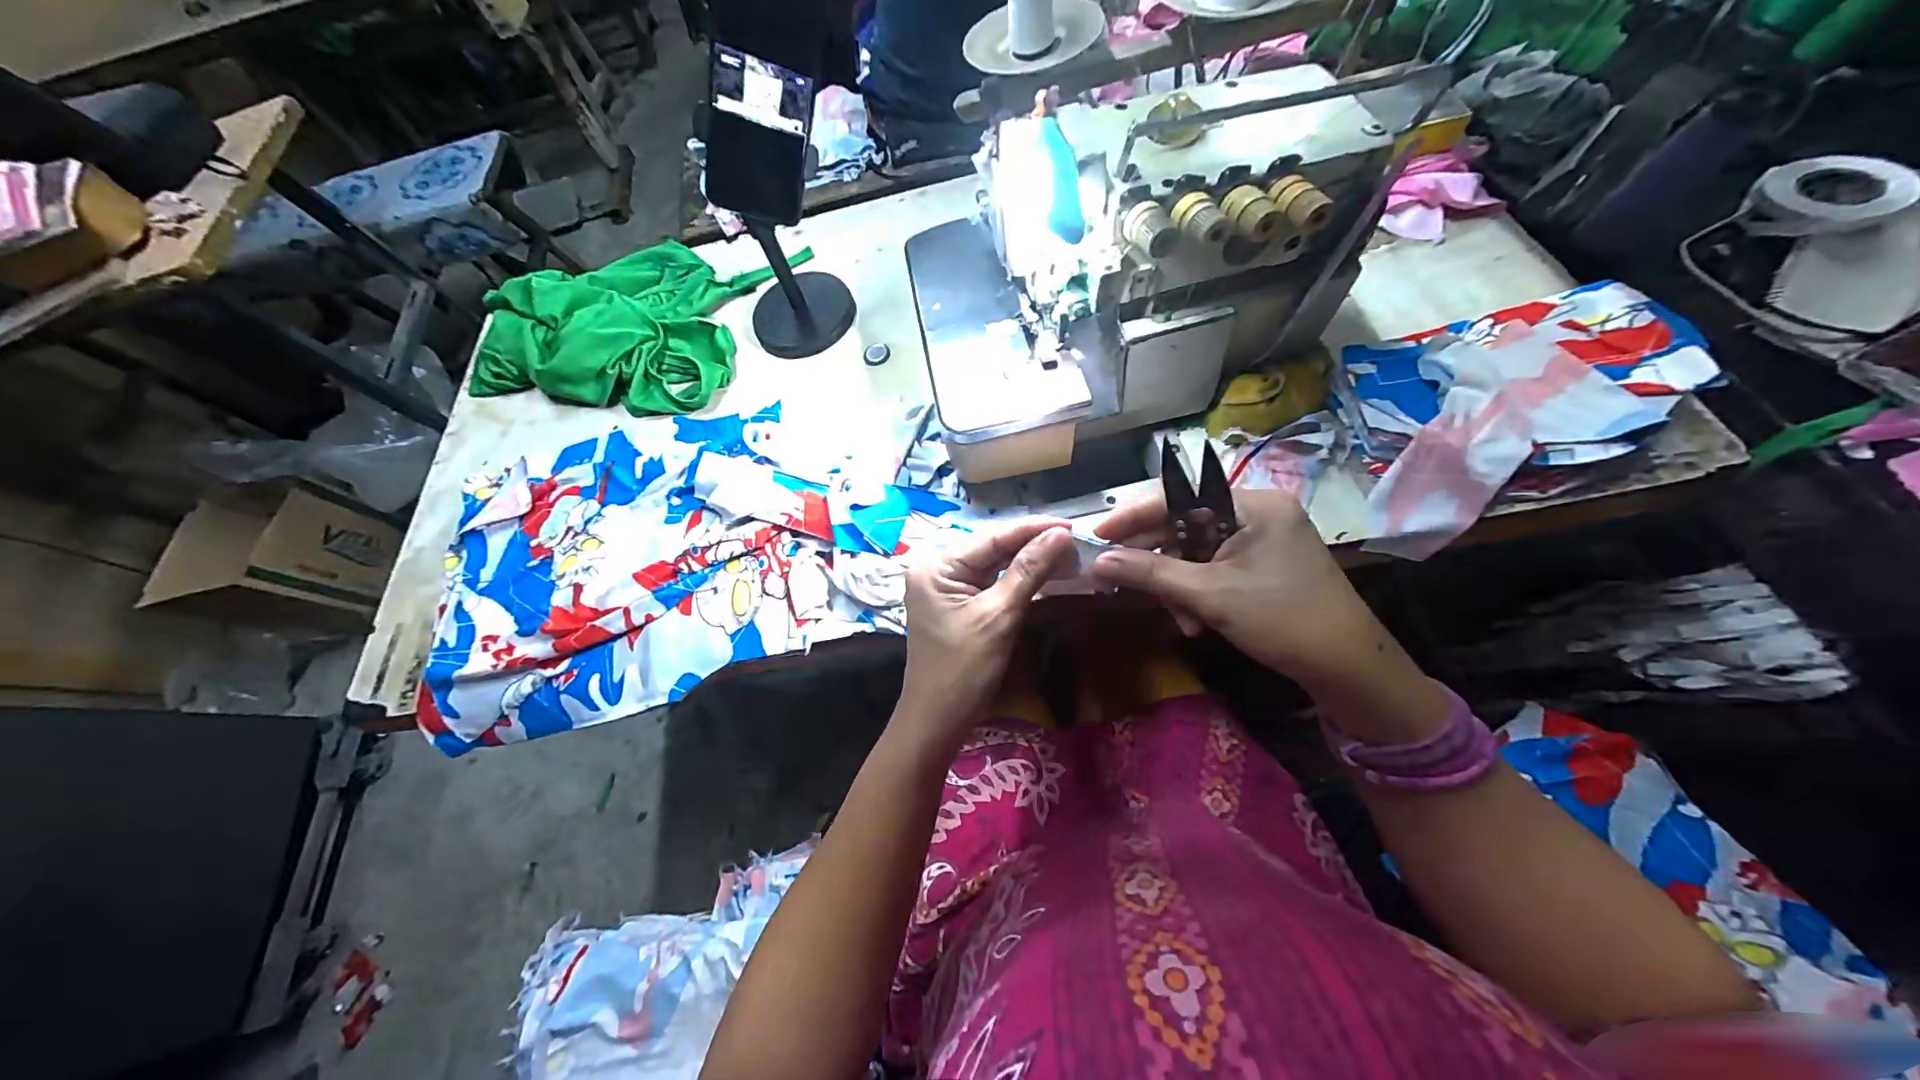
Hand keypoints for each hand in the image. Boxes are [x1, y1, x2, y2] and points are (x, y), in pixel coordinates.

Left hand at [895, 520, 1074, 747]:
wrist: (938, 720)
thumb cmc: (963, 670)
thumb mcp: (999, 617)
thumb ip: (1029, 571)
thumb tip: (1061, 534)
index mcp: (936, 566)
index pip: (993, 538)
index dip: (1034, 529)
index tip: (1073, 525)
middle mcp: (938, 568)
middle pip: (994, 548)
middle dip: (1035, 544)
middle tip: (1078, 540)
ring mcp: (948, 586)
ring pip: (997, 564)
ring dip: (1032, 561)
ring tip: (1070, 553)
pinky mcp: (960, 603)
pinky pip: (994, 582)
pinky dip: (1021, 580)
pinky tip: (1049, 572)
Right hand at [1089, 491, 1444, 742]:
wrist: (1348, 667)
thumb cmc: (1282, 620)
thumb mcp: (1209, 595)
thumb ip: (1151, 573)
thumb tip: (1098, 562)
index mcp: (1252, 503)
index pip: (1178, 496)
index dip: (1133, 517)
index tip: (1097, 535)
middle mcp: (1257, 511)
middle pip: (1185, 525)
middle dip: (1156, 561)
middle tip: (1118, 582)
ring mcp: (1262, 537)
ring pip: (1196, 551)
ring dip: (1177, 585)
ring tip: (1178, 620)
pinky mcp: (1263, 562)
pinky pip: (1213, 566)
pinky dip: (1197, 592)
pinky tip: (1194, 621)